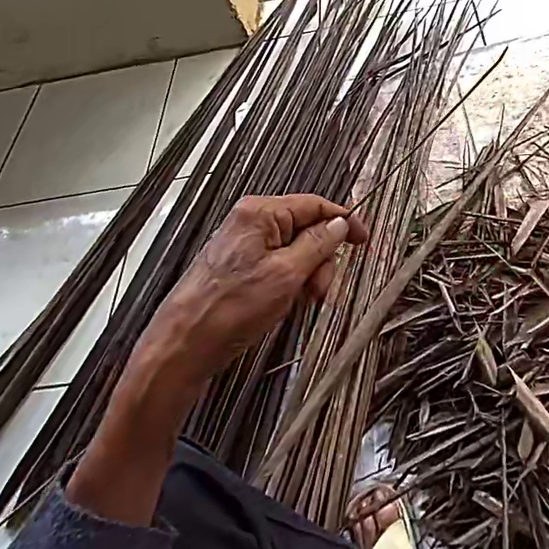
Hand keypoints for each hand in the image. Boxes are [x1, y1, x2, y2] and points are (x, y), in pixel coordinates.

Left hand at [128, 194, 368, 402]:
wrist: (185, 343)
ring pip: (295, 252)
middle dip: (321, 260)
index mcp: (260, 213)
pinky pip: (279, 267)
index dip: (343, 222)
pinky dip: (290, 284)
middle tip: (319, 291)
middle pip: (306, 230)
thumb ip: (317, 245)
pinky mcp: (241, 267)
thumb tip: (340, 224)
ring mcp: (245, 245)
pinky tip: (285, 304)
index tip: (363, 241)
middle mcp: (252, 222)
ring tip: (300, 302)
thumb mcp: (286, 274)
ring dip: (307, 277)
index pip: (314, 205)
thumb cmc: (229, 307)